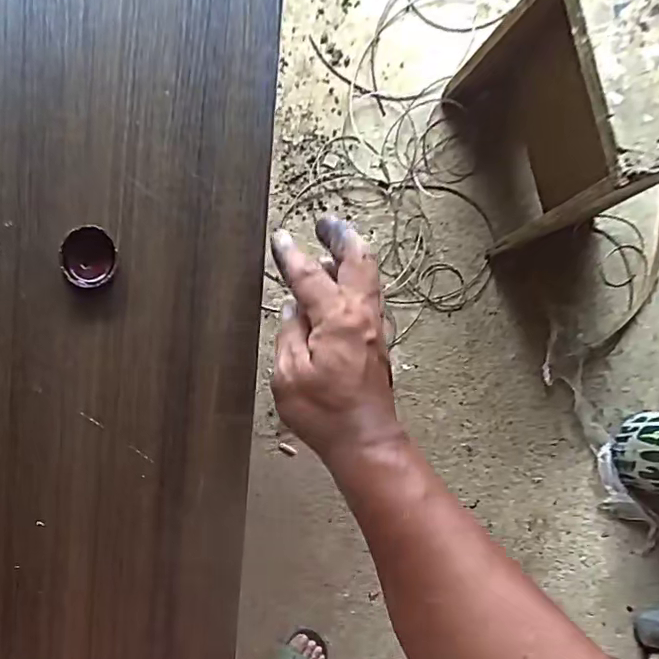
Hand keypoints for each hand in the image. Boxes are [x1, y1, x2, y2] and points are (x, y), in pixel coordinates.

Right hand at [268, 215, 404, 465]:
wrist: (363, 436)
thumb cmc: (322, 410)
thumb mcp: (288, 374)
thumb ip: (288, 335)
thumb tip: (292, 308)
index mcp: (338, 319)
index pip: (310, 278)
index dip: (292, 256)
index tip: (280, 238)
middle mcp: (363, 315)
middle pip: (357, 262)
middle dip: (340, 237)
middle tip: (326, 221)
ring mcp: (375, 328)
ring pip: (369, 277)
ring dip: (351, 256)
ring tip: (333, 247)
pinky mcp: (377, 343)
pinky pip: (370, 297)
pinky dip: (357, 280)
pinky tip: (344, 287)